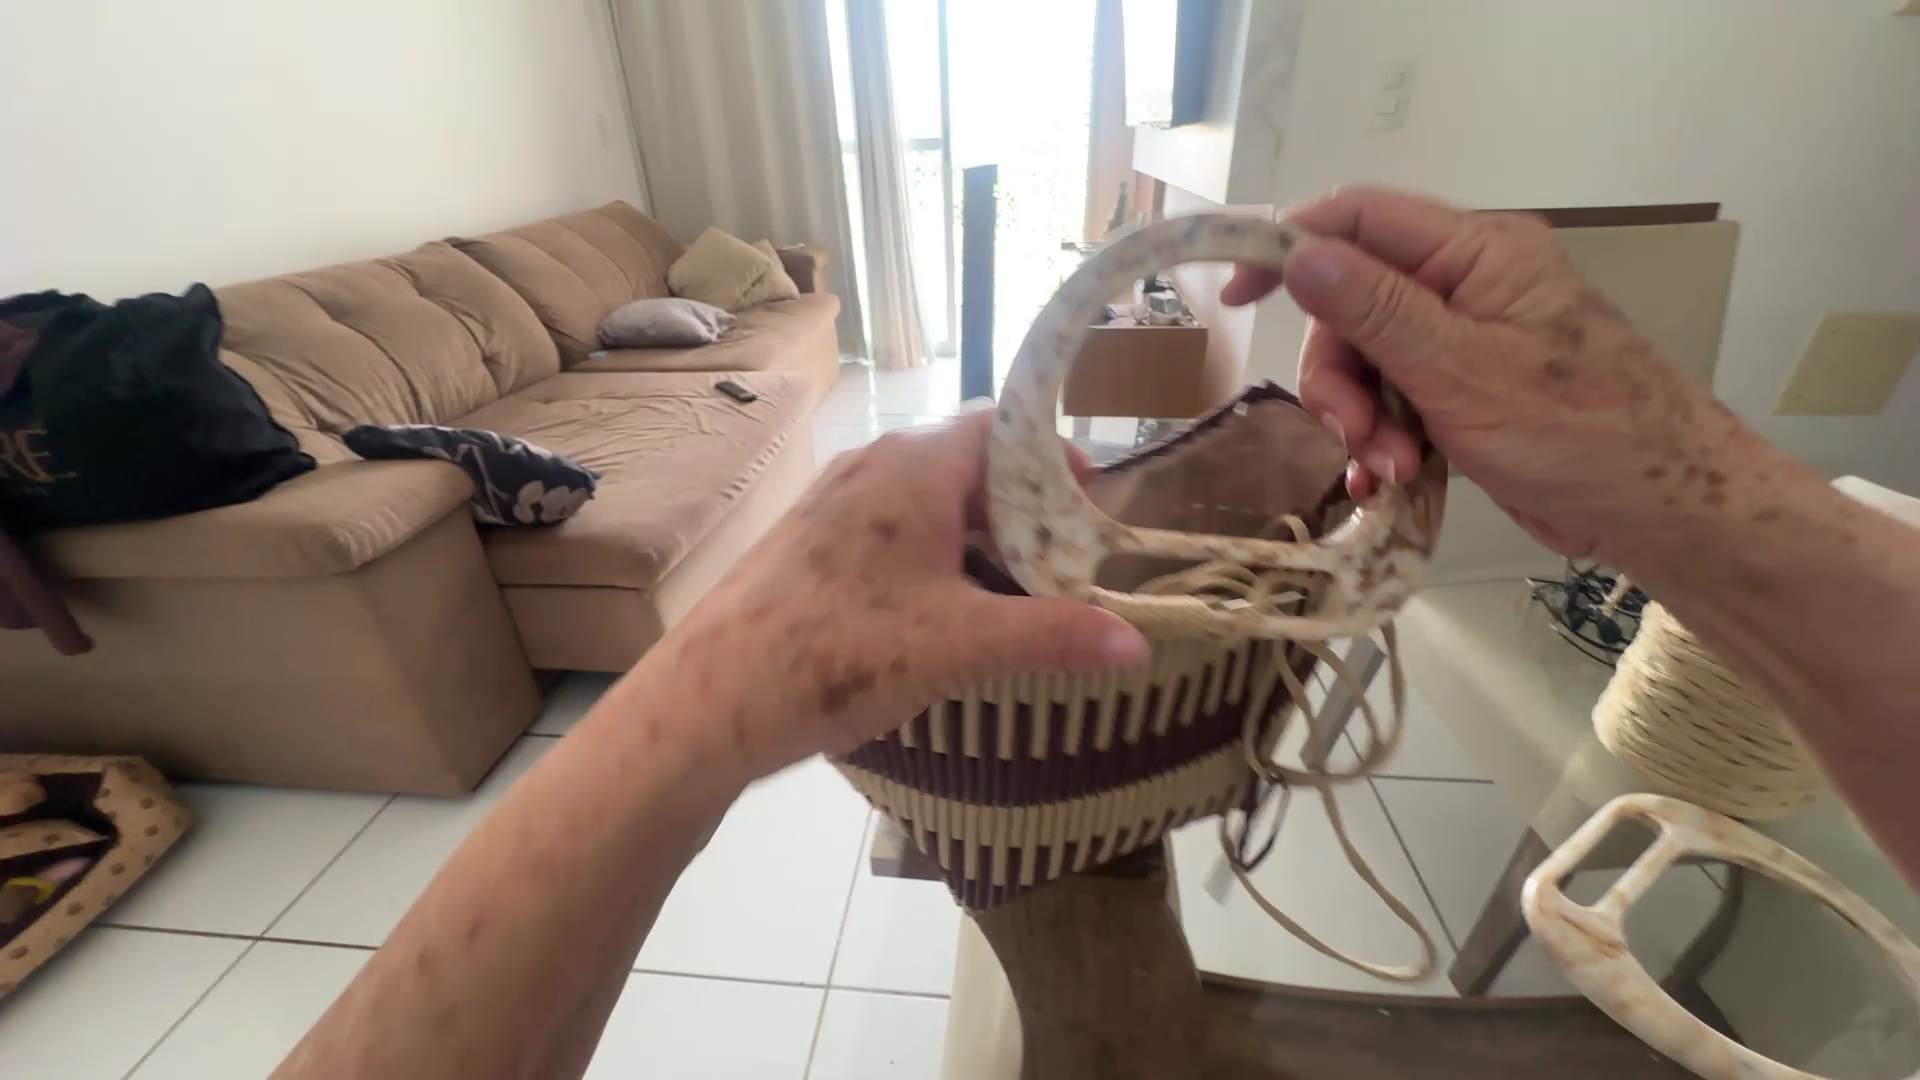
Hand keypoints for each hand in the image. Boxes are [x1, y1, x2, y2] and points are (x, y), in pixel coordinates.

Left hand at [640, 411, 1149, 780]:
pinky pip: (889, 529)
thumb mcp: (960, 644)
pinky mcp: (810, 542)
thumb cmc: (842, 653)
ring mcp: (834, 503)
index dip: (1053, 459)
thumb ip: (1053, 636)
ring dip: (974, 537)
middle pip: (967, 465)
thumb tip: (1137, 645)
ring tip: (1009, 591)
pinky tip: (940, 610)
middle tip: (1057, 562)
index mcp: (914, 467)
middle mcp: (872, 467)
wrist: (709, 698)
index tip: (1088, 503)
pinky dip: (931, 555)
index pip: (1002, 427)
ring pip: (926, 501)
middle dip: (1020, 510)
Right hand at [1223, 187, 1746, 557]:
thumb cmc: (1573, 429)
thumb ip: (1376, 310)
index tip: (1237, 297)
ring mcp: (1452, 339)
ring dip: (1358, 420)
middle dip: (1337, 379)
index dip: (1289, 246)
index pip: (1358, 219)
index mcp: (1472, 254)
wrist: (1647, 506)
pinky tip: (1386, 476)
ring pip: (1358, 363)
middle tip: (1355, 433)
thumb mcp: (1459, 368)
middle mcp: (1456, 286)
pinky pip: (1381, 399)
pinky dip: (1375, 437)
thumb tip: (1301, 257)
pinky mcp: (1450, 388)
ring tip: (1390, 467)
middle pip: (1347, 309)